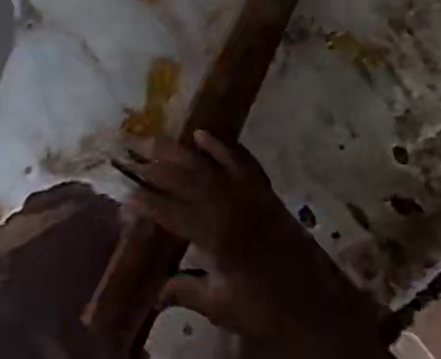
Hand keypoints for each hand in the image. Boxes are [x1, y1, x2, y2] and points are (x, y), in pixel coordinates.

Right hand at [114, 132, 386, 355]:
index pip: (170, 212)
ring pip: (205, 162)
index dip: (145, 202)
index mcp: (215, 237)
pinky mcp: (262, 188)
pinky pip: (238, 158)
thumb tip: (153, 292)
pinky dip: (219, 145)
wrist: (316, 299)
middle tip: (128, 150)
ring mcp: (246, 192)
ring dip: (176, 149)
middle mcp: (228, 206)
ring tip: (152, 138)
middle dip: (152, 163)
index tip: (124, 195)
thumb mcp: (222, 306)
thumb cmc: (266, 306)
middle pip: (183, 177)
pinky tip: (200, 134)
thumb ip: (185, 291)